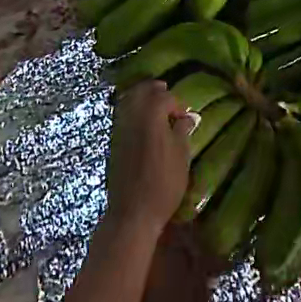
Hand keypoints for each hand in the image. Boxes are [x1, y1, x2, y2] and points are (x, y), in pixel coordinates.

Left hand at [103, 81, 196, 235]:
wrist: (133, 212)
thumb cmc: (164, 183)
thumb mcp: (182, 156)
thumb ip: (183, 131)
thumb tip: (187, 117)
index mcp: (151, 117)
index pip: (163, 98)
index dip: (176, 103)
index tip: (185, 117)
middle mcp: (132, 117)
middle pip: (140, 92)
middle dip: (153, 90)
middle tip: (166, 91)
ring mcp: (119, 130)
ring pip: (127, 102)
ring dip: (141, 98)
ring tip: (154, 104)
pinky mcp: (113, 143)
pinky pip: (121, 116)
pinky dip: (131, 110)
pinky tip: (142, 121)